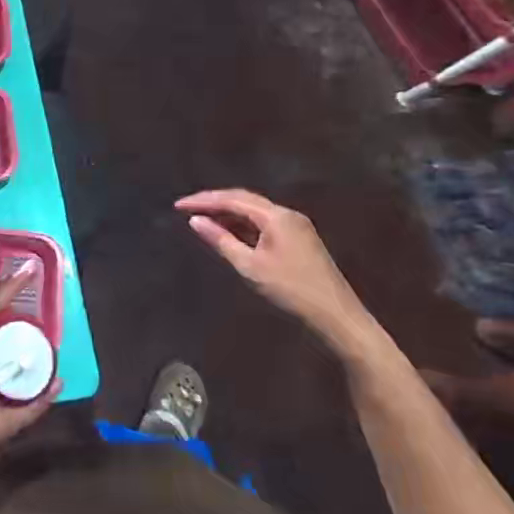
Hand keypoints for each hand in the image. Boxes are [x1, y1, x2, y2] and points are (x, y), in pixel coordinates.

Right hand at [176, 189, 371, 342]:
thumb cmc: (291, 290)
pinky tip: (229, 233)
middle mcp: (286, 214)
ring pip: (255, 212)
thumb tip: (195, 220)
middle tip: (186, 208)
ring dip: (228, 214)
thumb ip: (222, 241)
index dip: (204, 200)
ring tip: (202, 219)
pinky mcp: (298, 239)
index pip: (233, 199)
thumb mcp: (250, 267)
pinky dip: (243, 226)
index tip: (178, 205)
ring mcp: (295, 226)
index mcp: (276, 215)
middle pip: (245, 200)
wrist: (335, 315)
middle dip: (214, 203)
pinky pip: (264, 224)